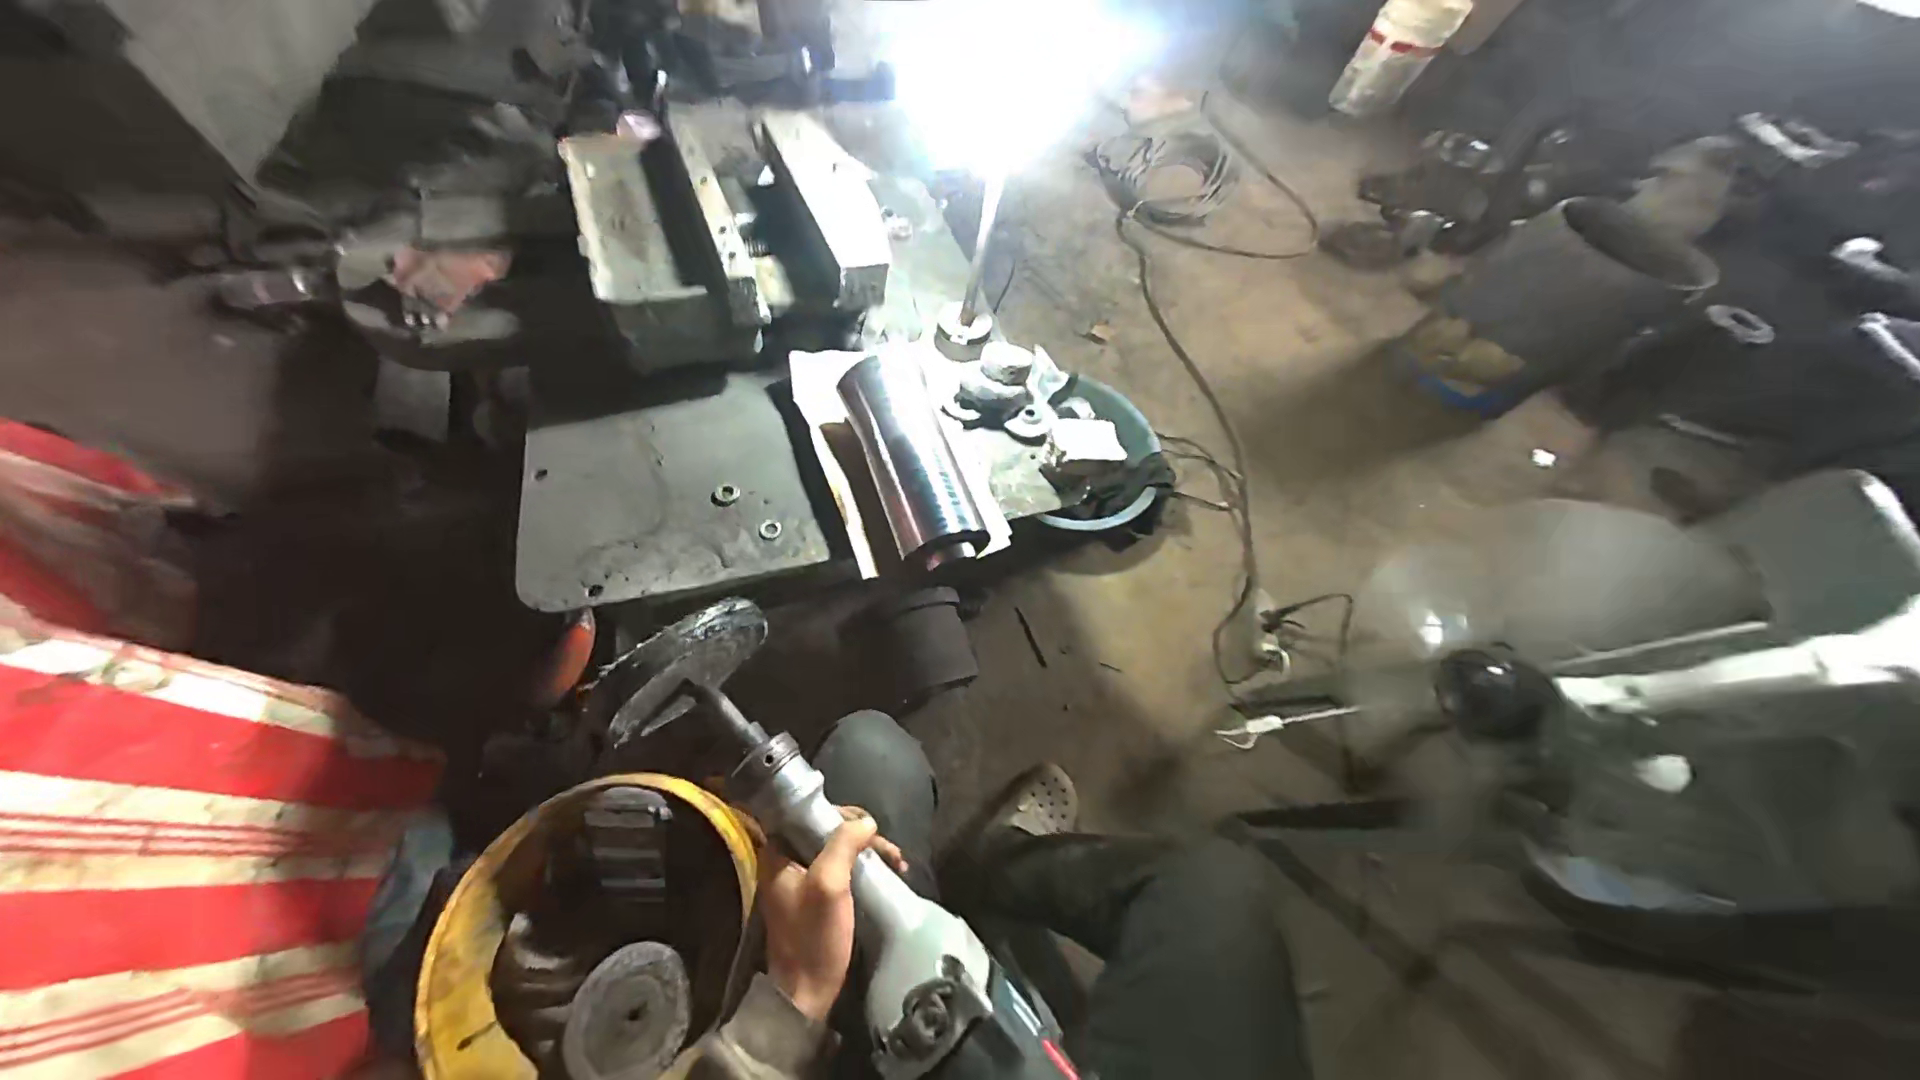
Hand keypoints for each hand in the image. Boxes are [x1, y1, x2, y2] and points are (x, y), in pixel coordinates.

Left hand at [759, 806, 908, 1022]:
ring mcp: (802, 881)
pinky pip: (843, 869)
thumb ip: (843, 844)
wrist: (807, 996)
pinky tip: (889, 872)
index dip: (840, 814)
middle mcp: (786, 862)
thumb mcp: (829, 884)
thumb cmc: (814, 936)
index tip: (868, 826)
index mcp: (777, 854)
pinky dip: (865, 867)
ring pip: (839, 849)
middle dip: (861, 835)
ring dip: (869, 851)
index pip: (808, 814)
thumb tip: (866, 821)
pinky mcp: (817, 898)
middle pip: (827, 831)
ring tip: (897, 863)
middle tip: (888, 850)